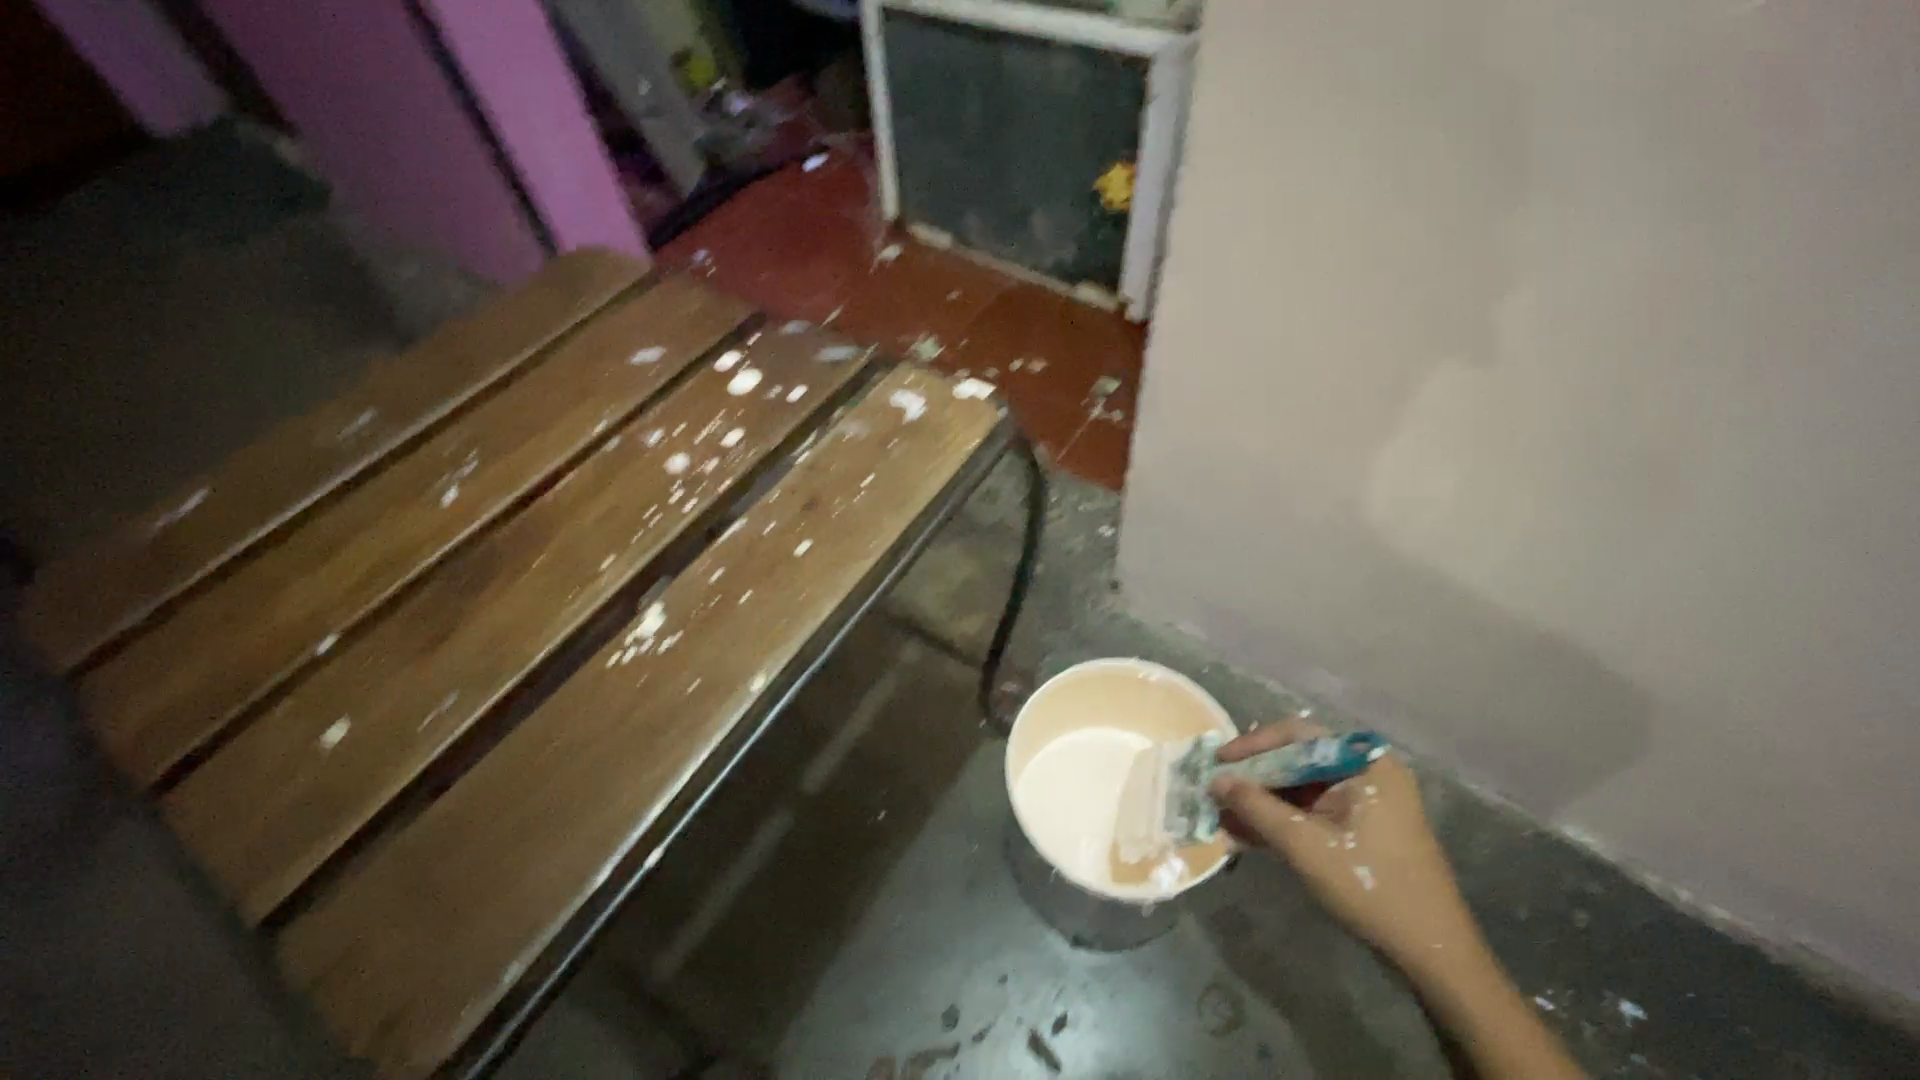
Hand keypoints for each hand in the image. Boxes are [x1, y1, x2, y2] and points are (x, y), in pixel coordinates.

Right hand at [1209, 717, 1479, 968]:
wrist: (1431, 948)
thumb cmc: (1370, 885)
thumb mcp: (1304, 845)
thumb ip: (1256, 807)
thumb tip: (1215, 781)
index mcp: (1364, 763)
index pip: (1297, 734)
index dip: (1252, 745)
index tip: (1216, 761)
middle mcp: (1368, 771)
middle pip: (1298, 759)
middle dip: (1254, 777)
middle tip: (1216, 791)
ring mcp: (1368, 800)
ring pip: (1303, 787)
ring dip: (1264, 801)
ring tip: (1224, 817)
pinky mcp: (1364, 826)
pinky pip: (1315, 810)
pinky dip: (1284, 819)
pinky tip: (1248, 835)